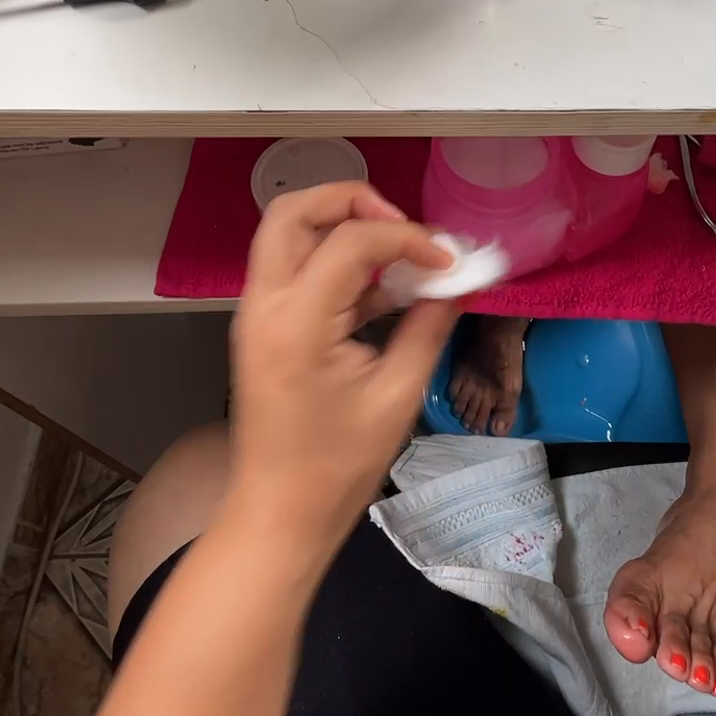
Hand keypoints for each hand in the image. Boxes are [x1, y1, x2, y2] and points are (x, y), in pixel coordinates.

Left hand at [227, 182, 462, 545]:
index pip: (352, 241)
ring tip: (398, 256)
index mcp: (298, 323)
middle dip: (353, 201)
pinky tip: (384, 292)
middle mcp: (266, 305)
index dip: (409, 238)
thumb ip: (428, 326)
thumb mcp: (398, 395)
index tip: (448, 262)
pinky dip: (337, 264)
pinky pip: (296, 270)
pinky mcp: (264, 327)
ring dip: (343, 229)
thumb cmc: (338, 466)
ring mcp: (258, 314)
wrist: (279, 513)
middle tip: (402, 227)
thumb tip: (457, 284)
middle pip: (294, 211)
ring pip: (289, 234)